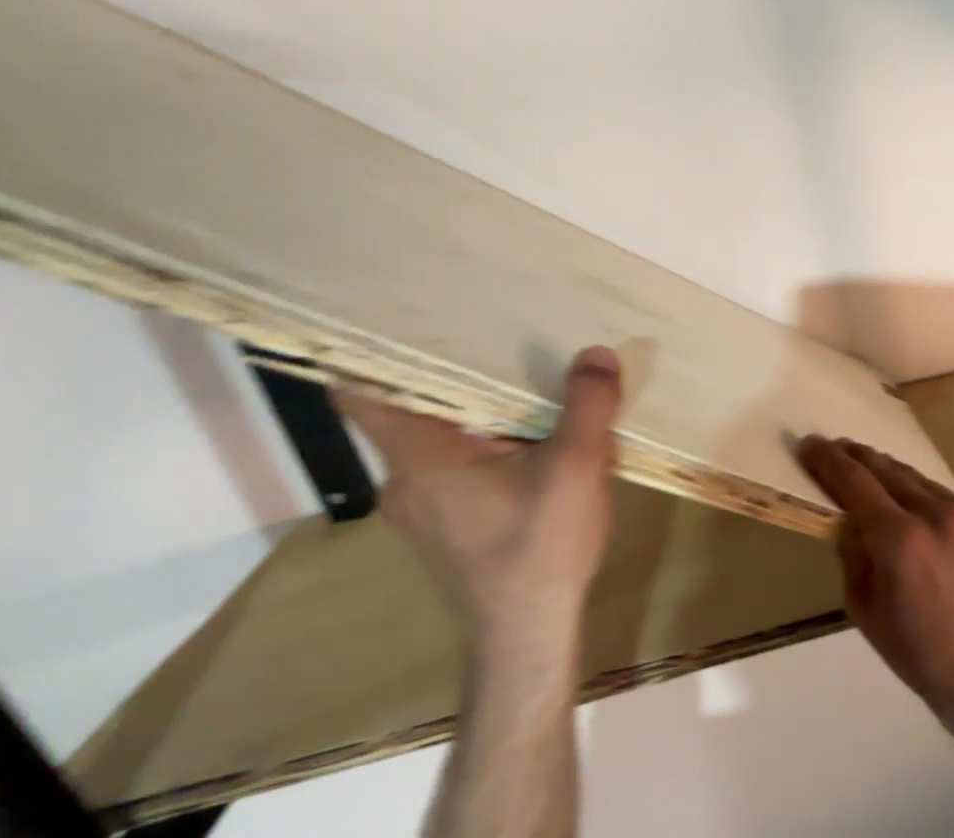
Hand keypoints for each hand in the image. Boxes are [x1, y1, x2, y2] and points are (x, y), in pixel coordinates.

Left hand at [334, 346, 624, 651]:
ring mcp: (423, 510)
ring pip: (435, 443)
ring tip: (520, 386)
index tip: (394, 317)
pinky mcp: (447, 530)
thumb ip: (586, 406)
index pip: (359, 392)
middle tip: (490, 337)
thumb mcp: (574, 468)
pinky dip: (482, 449)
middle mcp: (405, 480)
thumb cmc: (539, 549)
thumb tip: (594, 355)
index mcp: (419, 457)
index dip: (365, 352)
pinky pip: (453, 471)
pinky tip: (529, 448)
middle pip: (407, 411)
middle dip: (448, 375)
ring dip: (471, 416)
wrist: (527, 636)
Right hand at [795, 436, 953, 712]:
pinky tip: (930, 523)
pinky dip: (937, 509)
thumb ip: (853, 554)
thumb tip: (850, 519)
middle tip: (841, 447)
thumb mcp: (862, 606)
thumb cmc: (914, 648)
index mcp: (899, 539)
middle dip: (861, 458)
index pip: (856, 483)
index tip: (813, 444)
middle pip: (891, 472)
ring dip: (901, 482)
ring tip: (881, 478)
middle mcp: (938, 516)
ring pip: (926, 486)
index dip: (830, 461)